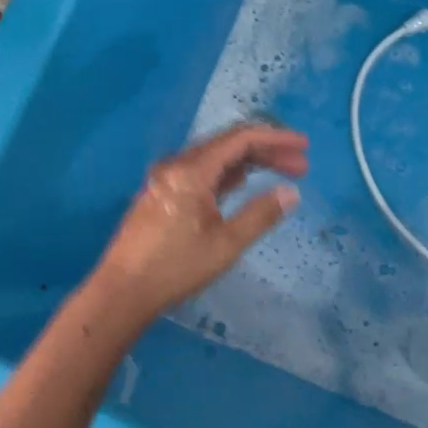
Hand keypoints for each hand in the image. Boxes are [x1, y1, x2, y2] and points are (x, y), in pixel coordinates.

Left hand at [89, 123, 307, 320]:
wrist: (123, 290)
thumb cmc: (175, 267)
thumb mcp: (226, 244)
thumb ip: (260, 214)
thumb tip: (291, 192)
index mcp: (192, 170)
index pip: (241, 138)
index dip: (276, 137)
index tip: (304, 145)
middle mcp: (178, 165)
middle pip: (229, 144)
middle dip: (267, 149)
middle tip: (301, 164)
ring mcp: (167, 178)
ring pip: (216, 157)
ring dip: (250, 161)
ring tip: (282, 171)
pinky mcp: (163, 193)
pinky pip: (203, 171)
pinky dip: (229, 173)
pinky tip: (245, 184)